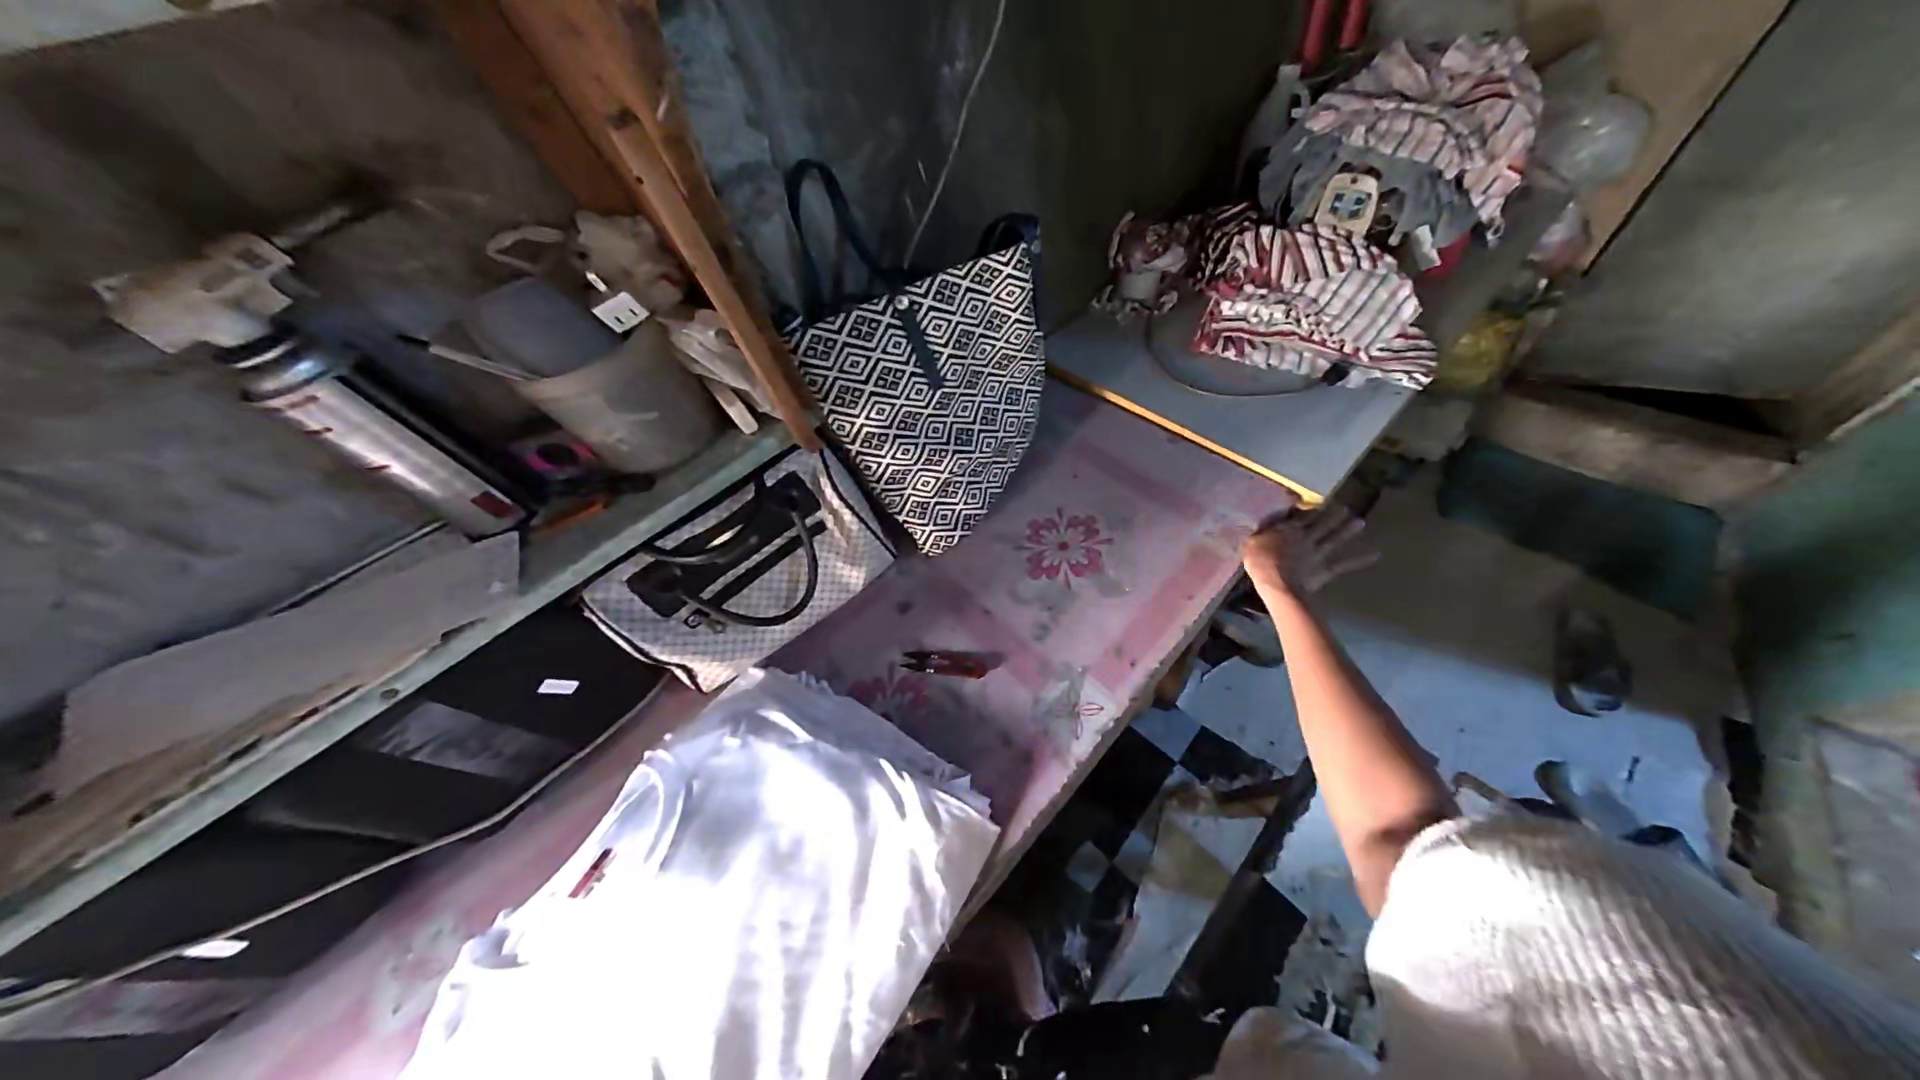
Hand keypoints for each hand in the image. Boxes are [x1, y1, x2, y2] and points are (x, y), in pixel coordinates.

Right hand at [1241, 505, 1379, 597]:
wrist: (1277, 584)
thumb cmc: (1259, 563)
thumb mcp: (1253, 542)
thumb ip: (1263, 533)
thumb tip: (1267, 525)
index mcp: (1289, 530)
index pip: (1302, 516)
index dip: (1312, 508)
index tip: (1321, 502)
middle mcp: (1307, 537)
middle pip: (1323, 524)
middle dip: (1334, 516)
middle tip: (1345, 508)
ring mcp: (1318, 553)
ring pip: (1335, 539)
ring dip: (1348, 531)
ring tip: (1360, 522)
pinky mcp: (1325, 569)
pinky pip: (1344, 564)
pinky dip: (1360, 560)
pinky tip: (1376, 555)